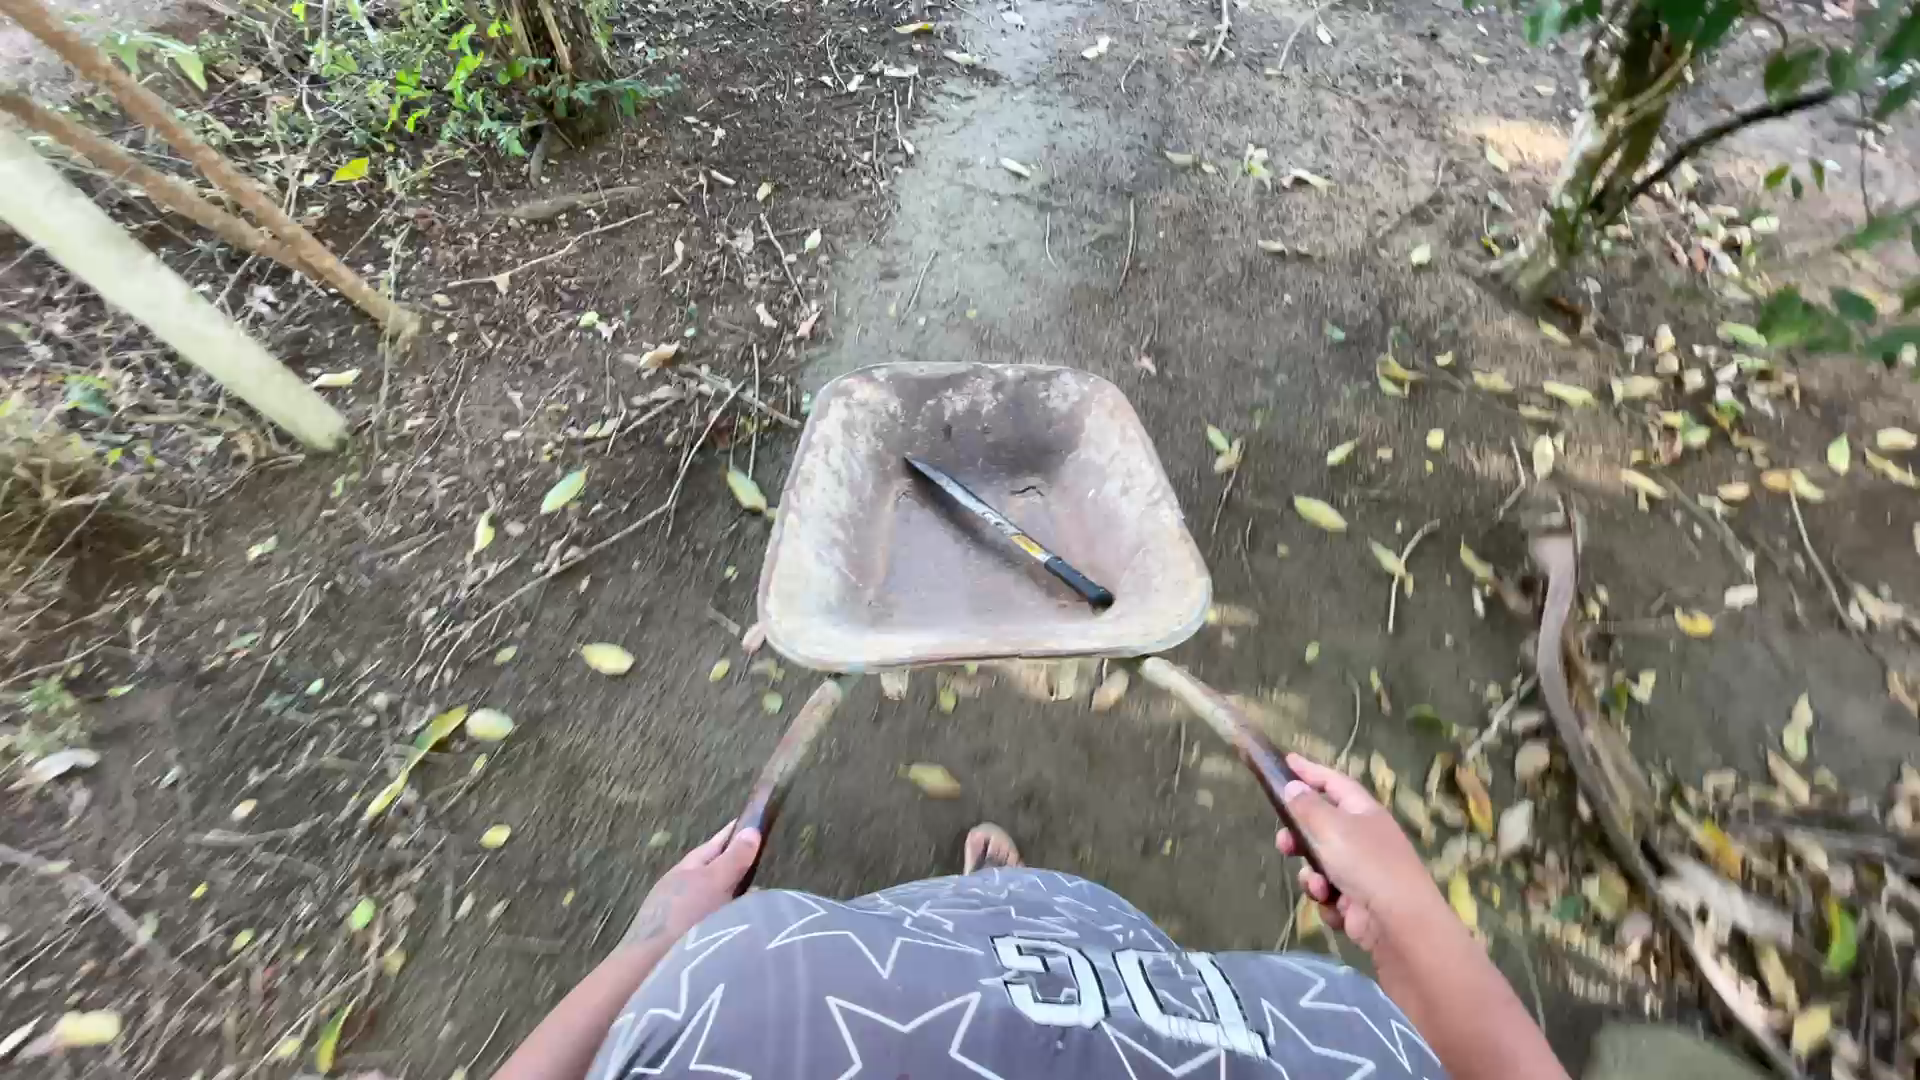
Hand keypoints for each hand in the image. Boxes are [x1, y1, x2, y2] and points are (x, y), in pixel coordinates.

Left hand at [622, 822, 760, 948]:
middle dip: (740, 867)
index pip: (716, 843)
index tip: (758, 823)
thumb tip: (752, 830)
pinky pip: (717, 919)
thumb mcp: (712, 882)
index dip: (735, 833)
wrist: (647, 970)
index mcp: (687, 868)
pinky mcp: (686, 939)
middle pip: (717, 871)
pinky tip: (744, 926)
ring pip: (718, 898)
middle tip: (768, 864)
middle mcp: (683, 888)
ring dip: (737, 896)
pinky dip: (732, 917)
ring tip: (762, 900)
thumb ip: (733, 858)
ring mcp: (683, 916)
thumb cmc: (681, 917)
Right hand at [1275, 753, 1446, 953]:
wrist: (1402, 926)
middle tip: (1283, 843)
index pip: (1333, 783)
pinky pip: (1329, 892)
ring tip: (1317, 886)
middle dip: (1299, 836)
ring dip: (1311, 875)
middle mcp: (1365, 838)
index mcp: (1364, 813)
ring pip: (1320, 863)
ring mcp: (1363, 872)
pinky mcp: (1359, 902)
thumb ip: (1306, 805)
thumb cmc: (1367, 865)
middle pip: (1321, 827)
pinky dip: (1327, 899)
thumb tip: (1292, 787)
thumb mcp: (1331, 827)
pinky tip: (1334, 906)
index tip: (1286, 761)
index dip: (1310, 771)